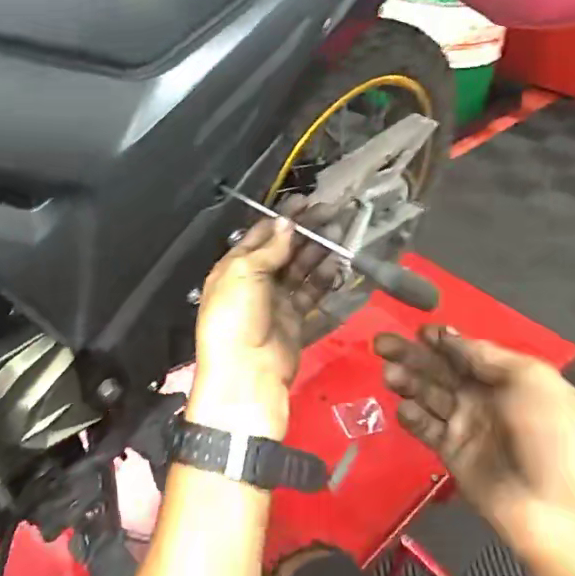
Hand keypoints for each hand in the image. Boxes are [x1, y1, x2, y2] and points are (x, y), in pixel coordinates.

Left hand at [190, 204, 337, 436]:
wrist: (245, 374)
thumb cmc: (236, 318)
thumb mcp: (244, 275)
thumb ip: (268, 249)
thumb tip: (286, 223)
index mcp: (234, 266)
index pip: (260, 234)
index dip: (283, 217)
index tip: (306, 201)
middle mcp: (255, 280)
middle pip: (284, 249)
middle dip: (306, 230)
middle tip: (331, 212)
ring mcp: (276, 301)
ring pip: (301, 268)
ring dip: (318, 250)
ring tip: (339, 231)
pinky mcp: (294, 319)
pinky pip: (311, 292)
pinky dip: (324, 278)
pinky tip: (338, 263)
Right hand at [375, 327, 574, 565]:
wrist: (571, 519)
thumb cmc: (560, 439)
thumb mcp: (533, 381)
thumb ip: (487, 357)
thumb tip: (450, 338)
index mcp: (511, 378)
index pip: (467, 352)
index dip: (442, 339)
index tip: (418, 329)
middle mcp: (486, 399)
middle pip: (441, 370)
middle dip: (413, 354)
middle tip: (381, 342)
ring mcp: (469, 430)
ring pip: (430, 396)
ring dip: (408, 382)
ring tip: (389, 374)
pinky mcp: (453, 459)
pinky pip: (428, 430)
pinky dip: (413, 417)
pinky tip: (404, 409)